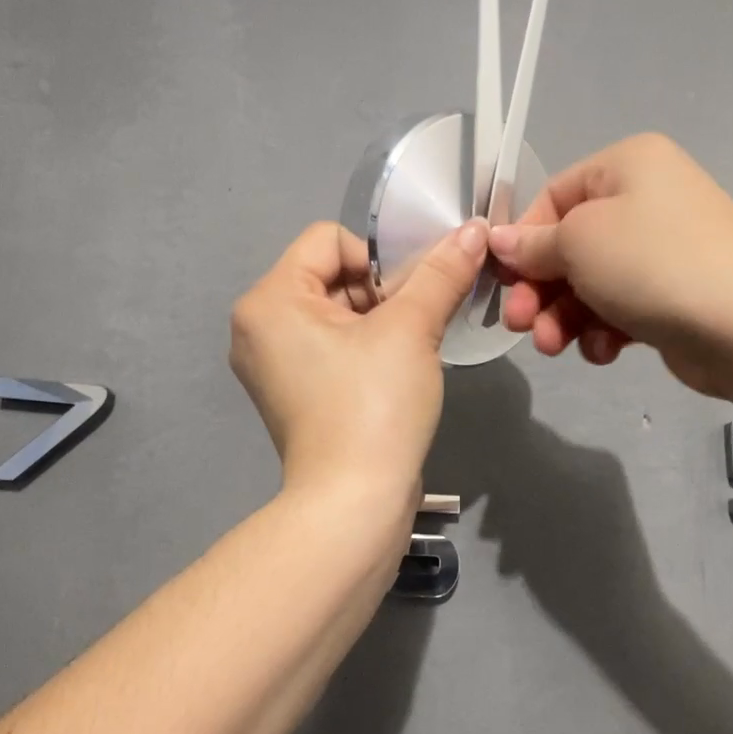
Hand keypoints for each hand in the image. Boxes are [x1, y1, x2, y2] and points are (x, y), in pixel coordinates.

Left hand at [230, 219, 487, 515]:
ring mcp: (272, 367)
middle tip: (414, 330)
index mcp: (269, 300)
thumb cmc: (374, 407)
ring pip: (336, 315)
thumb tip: (474, 230)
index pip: (329, 240)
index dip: (378, 259)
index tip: (409, 302)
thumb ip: (440, 275)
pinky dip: (365, 352)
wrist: (355, 502)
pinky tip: (393, 379)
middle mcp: (258, 328)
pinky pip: (331, 350)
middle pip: (331, 276)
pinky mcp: (292, 397)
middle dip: (381, 295)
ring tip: (408, 357)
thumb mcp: (412, 330)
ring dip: (380, 325)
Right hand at [488, 133, 732, 394]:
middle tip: (520, 326)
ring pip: (591, 285)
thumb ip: (533, 244)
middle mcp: (645, 201)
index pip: (553, 198)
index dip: (522, 241)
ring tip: (555, 346)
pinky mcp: (671, 298)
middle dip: (540, 290)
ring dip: (565, 318)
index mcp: (625, 165)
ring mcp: (661, 252)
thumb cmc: (652, 263)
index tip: (503, 282)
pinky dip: (603, 331)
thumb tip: (499, 241)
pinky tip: (604, 351)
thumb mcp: (579, 242)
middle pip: (569, 247)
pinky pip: (620, 310)